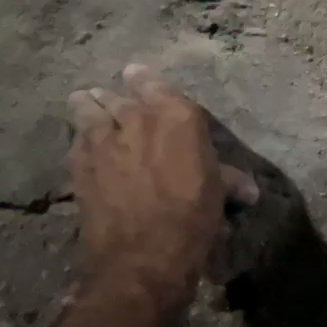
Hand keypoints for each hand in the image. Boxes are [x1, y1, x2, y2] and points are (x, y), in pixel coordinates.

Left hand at [65, 65, 256, 298]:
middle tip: (101, 89)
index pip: (157, 86)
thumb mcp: (219, 190)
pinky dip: (77, 140)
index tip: (134, 71)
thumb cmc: (194, 214)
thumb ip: (228, 179)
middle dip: (111, 94)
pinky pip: (76, 147)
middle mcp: (139, 122)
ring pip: (90, 117)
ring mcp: (105, 146)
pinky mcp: (81, 173)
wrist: (145, 255)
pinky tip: (76, 141)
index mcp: (178, 117)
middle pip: (119, 100)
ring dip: (86, 108)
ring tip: (80, 99)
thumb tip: (250, 190)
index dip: (145, 79)